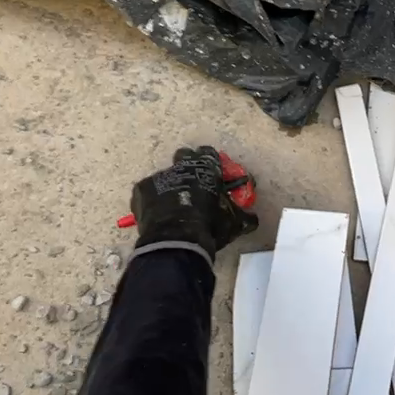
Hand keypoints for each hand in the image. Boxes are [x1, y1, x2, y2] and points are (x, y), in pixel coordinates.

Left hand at [128, 147, 258, 256]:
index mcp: (206, 168)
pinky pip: (149, 191)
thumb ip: (244, 215)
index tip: (213, 172)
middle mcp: (182, 165)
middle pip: (184, 155)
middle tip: (193, 184)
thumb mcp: (233, 221)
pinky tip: (159, 214)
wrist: (176, 241)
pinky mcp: (142, 189)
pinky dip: (154, 200)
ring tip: (174, 206)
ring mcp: (159, 176)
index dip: (211, 162)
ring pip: (166, 175)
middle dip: (188, 166)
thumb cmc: (209, 226)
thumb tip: (252, 218)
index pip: (209, 153)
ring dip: (171, 185)